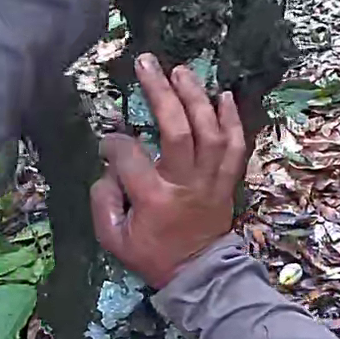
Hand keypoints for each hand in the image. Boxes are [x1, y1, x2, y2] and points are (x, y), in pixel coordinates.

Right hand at [91, 54, 248, 287]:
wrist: (198, 274)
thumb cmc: (152, 254)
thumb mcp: (114, 239)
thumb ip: (103, 202)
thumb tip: (108, 167)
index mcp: (154, 199)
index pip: (130, 157)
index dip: (114, 143)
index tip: (108, 141)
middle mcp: (185, 184)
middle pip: (178, 131)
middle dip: (161, 94)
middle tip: (147, 64)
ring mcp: (212, 181)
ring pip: (211, 132)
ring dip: (197, 98)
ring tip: (181, 71)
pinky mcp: (228, 181)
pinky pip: (236, 147)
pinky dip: (233, 120)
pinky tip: (224, 95)